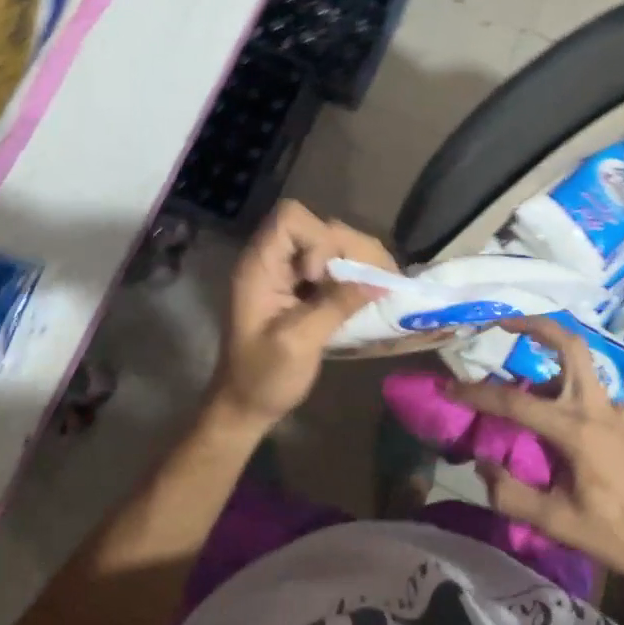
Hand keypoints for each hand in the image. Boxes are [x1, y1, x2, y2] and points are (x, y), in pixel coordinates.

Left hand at [207, 201, 393, 433]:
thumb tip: (379, 282)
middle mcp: (272, 260)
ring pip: (329, 241)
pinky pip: (331, 263)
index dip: (315, 238)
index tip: (320, 277)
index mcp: (259, 266)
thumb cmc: (263, 378)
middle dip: (348, 248)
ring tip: (378, 286)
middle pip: (317, 225)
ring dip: (356, 260)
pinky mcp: (300, 286)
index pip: (290, 218)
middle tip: (370, 282)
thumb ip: (336, 307)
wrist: (244, 406)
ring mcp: (286, 272)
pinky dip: (352, 273)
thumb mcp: (299, 344)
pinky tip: (369, 293)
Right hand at [449, 317, 623, 588]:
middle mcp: (599, 408)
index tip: (449, 387)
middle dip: (536, 326)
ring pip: (580, 372)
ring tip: (525, 397)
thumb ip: (511, 493)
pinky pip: (592, 398)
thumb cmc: (616, 537)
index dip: (477, 394)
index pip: (515, 402)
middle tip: (505, 323)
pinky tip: (560, 432)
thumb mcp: (556, 523)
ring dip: (550, 369)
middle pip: (570, 345)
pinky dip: (568, 399)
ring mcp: (620, 412)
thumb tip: (483, 464)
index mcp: (578, 430)